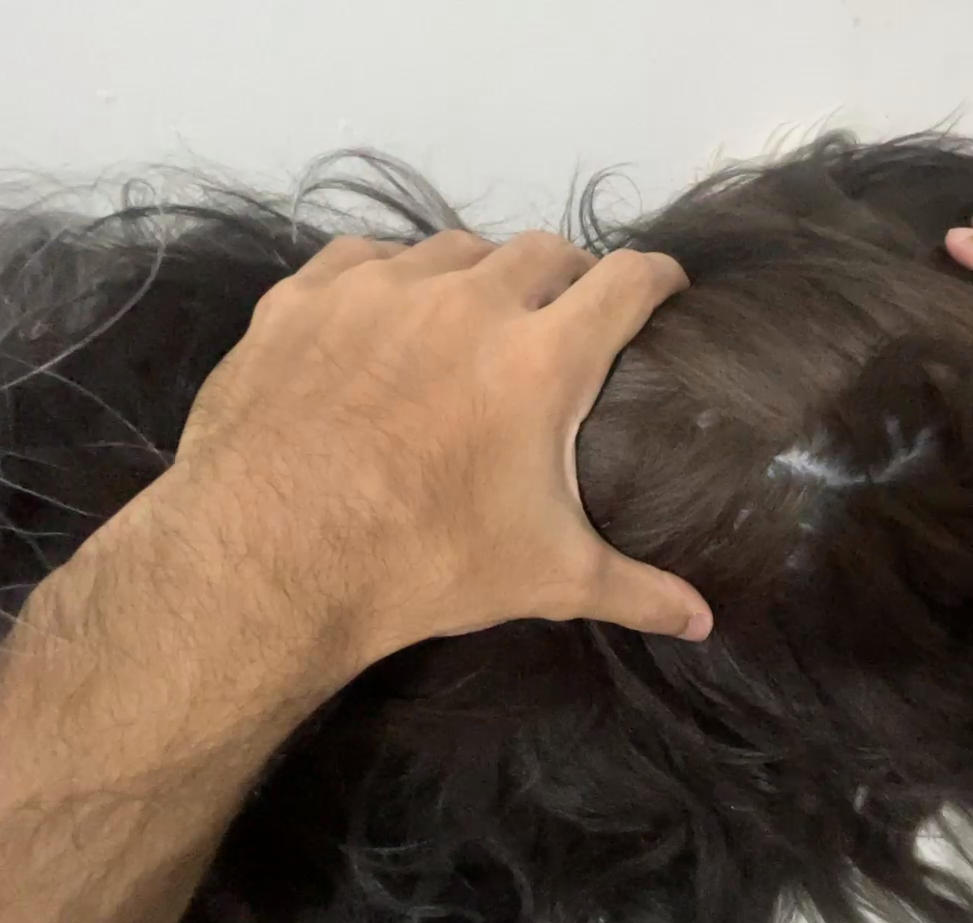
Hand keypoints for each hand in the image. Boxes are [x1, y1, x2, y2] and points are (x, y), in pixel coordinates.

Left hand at [150, 230, 712, 660]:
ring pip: (461, 248)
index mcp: (542, 359)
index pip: (626, 283)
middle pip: (548, 252)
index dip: (661, 276)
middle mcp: (468, 303)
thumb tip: (707, 624)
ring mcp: (379, 291)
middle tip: (579, 317)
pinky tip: (397, 315)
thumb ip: (642, 594)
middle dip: (578, 276)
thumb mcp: (553, 579)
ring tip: (490, 316)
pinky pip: (371, 256)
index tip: (671, 285)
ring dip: (493, 273)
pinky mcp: (303, 298)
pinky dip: (403, 276)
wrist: (264, 566)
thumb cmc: (429, 563)